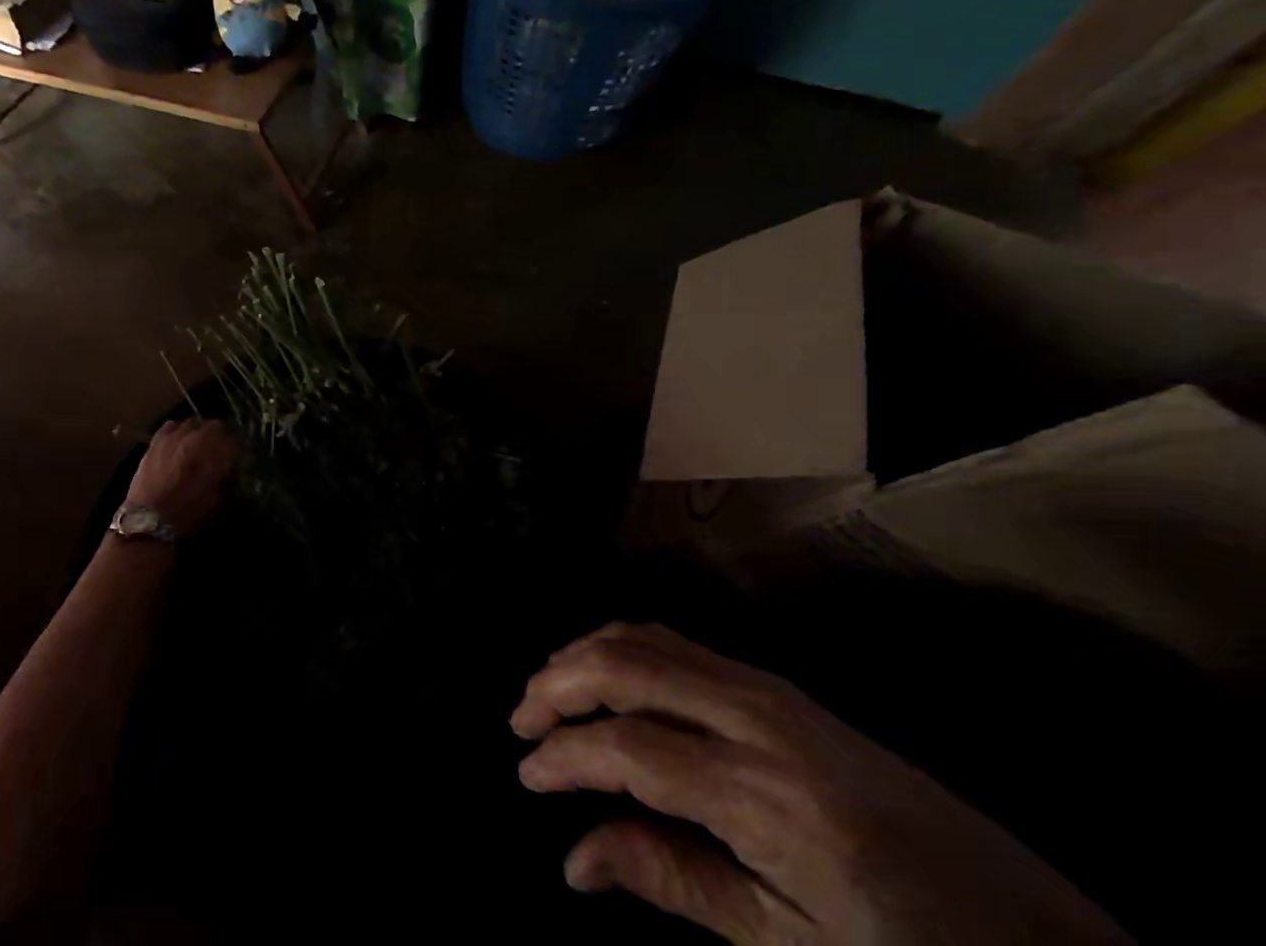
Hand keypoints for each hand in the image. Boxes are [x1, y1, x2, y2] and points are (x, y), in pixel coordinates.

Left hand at [124, 418, 238, 537]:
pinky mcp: (158, 440)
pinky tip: (179, 441)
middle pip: (217, 426)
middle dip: (223, 435)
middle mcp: (199, 438)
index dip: (240, 448)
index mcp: (218, 453)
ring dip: (201, 431)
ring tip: (200, 443)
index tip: (241, 456)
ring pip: (194, 422)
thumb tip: (233, 466)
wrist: (150, 519)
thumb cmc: (190, 513)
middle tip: (222, 448)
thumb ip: (229, 476)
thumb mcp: (220, 499)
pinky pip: (172, 426)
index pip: (237, 440)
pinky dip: (179, 431)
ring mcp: (176, 436)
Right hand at [511, 623, 1132, 945]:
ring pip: (650, 639)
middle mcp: (761, 720)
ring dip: (586, 656)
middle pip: (628, 666)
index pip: (626, 746)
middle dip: (557, 684)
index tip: (524, 775)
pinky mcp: (780, 688)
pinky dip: (625, 650)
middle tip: (520, 719)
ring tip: (550, 692)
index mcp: (764, 795)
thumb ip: (668, 880)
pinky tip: (608, 679)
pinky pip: (680, 644)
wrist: (1033, 934)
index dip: (561, 755)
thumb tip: (572, 857)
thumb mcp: (784, 945)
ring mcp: (773, 692)